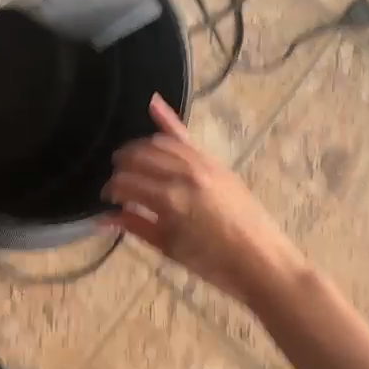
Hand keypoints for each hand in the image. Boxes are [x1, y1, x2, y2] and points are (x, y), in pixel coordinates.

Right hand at [105, 94, 306, 304]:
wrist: (264, 264)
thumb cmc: (215, 265)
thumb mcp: (170, 249)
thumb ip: (135, 226)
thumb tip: (103, 217)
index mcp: (169, 200)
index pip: (125, 183)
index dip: (111, 190)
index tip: (107, 199)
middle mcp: (182, 174)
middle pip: (137, 157)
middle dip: (121, 167)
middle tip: (118, 181)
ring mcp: (200, 164)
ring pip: (157, 143)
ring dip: (137, 148)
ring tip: (130, 160)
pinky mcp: (214, 161)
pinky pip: (185, 135)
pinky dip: (167, 118)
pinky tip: (152, 103)